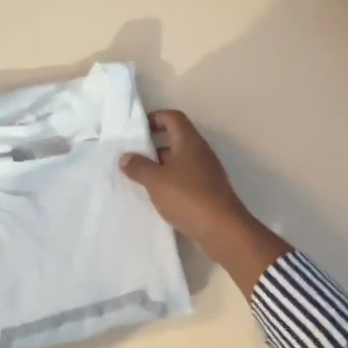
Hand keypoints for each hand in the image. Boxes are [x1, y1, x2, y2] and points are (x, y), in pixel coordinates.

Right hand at [121, 111, 290, 293]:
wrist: (222, 229)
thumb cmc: (187, 196)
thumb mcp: (156, 180)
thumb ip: (139, 166)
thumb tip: (126, 157)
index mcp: (189, 141)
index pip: (173, 117)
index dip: (155, 118)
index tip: (137, 129)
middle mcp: (200, 153)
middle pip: (175, 139)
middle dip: (153, 146)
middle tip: (132, 156)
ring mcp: (206, 173)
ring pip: (179, 162)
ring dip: (160, 167)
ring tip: (139, 178)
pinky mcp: (208, 192)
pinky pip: (185, 180)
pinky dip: (170, 183)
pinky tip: (156, 196)